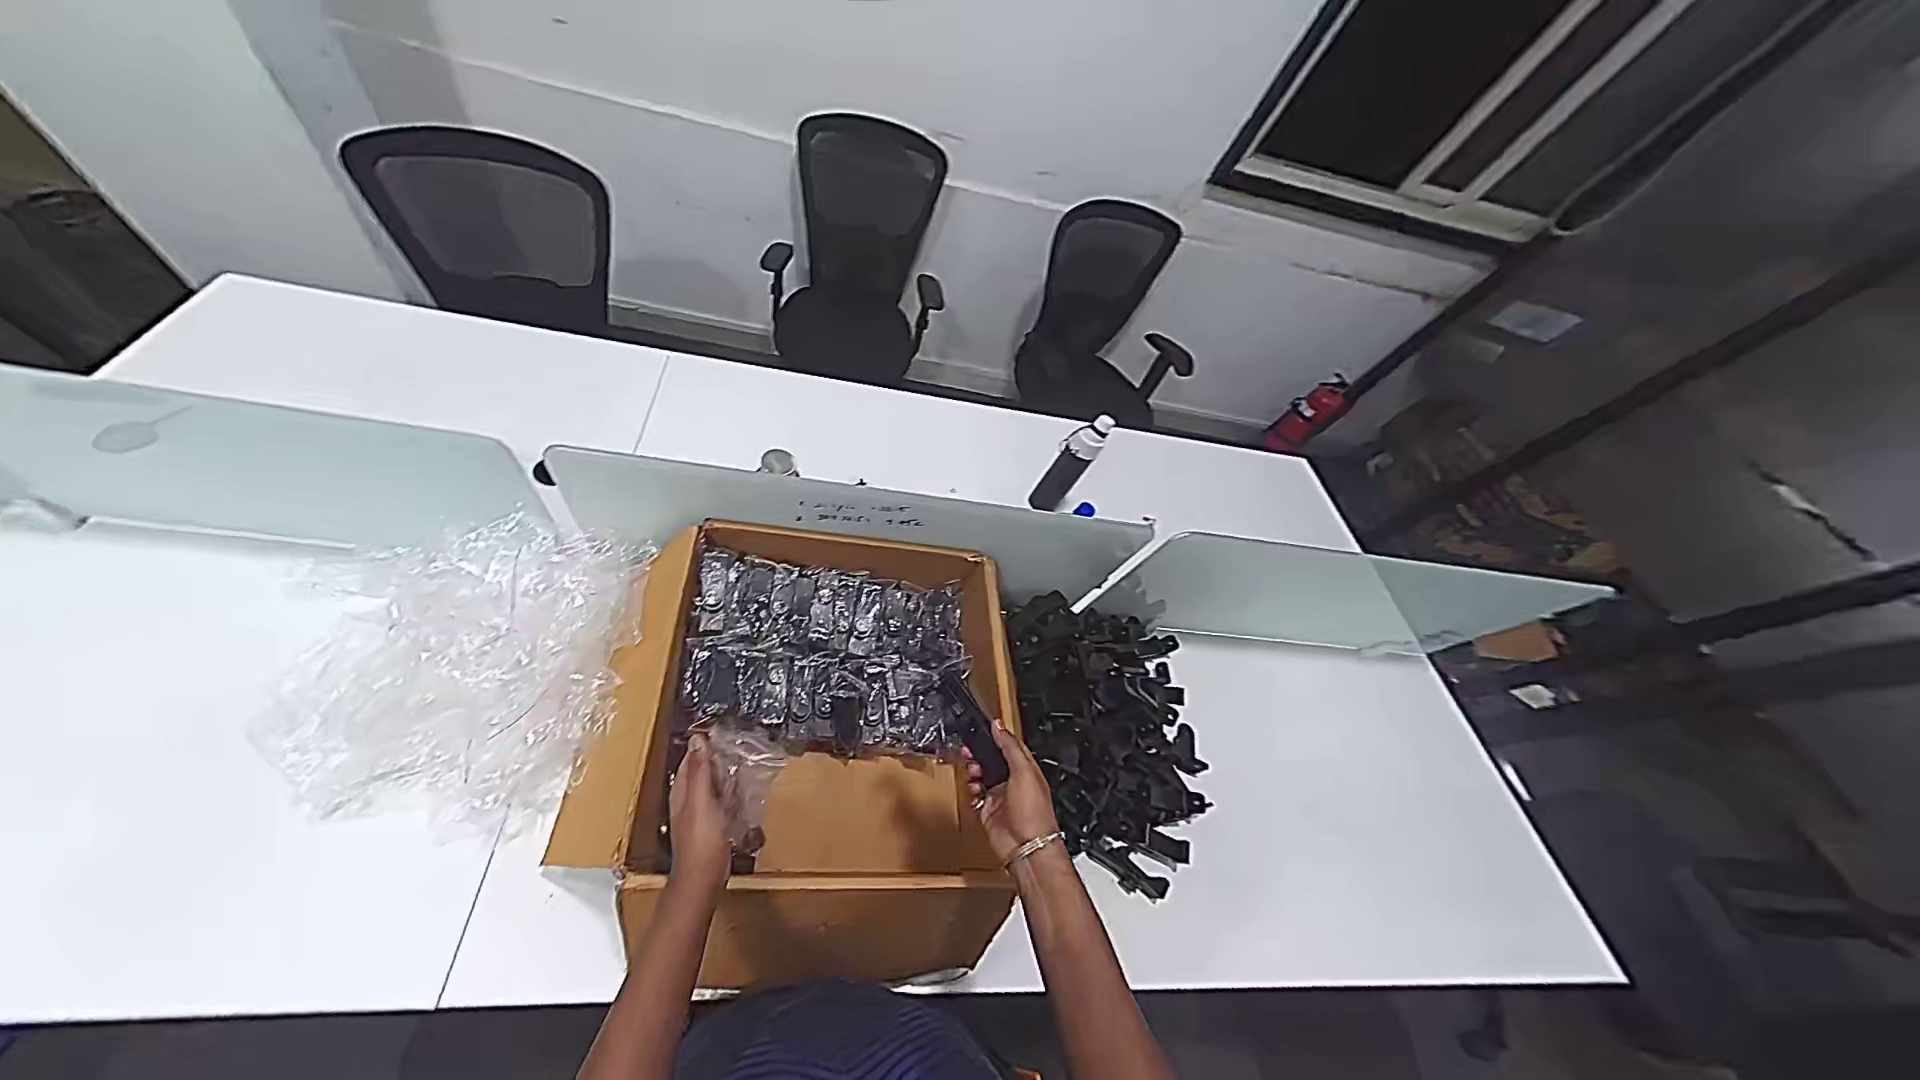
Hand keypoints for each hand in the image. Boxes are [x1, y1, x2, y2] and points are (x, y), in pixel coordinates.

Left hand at [668, 735, 730, 893]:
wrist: (703, 879)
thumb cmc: (701, 841)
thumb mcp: (702, 800)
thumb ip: (701, 771)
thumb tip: (698, 739)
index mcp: (682, 791)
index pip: (691, 758)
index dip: (704, 744)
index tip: (721, 730)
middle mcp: (688, 800)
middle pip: (702, 770)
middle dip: (716, 756)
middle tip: (737, 742)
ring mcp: (701, 813)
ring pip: (713, 784)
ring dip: (725, 773)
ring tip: (742, 760)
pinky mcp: (713, 825)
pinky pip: (722, 800)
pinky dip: (731, 791)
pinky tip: (742, 790)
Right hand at [965, 720, 1060, 865]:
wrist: (1026, 848)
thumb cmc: (1034, 813)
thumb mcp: (1023, 771)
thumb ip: (1010, 747)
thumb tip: (999, 726)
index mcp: (1026, 769)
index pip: (1010, 746)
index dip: (997, 737)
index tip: (984, 728)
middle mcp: (1012, 782)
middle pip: (992, 760)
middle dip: (980, 754)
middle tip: (969, 749)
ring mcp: (1000, 797)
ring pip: (981, 777)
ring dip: (973, 772)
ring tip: (972, 771)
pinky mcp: (988, 812)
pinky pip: (974, 797)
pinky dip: (971, 792)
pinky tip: (973, 789)